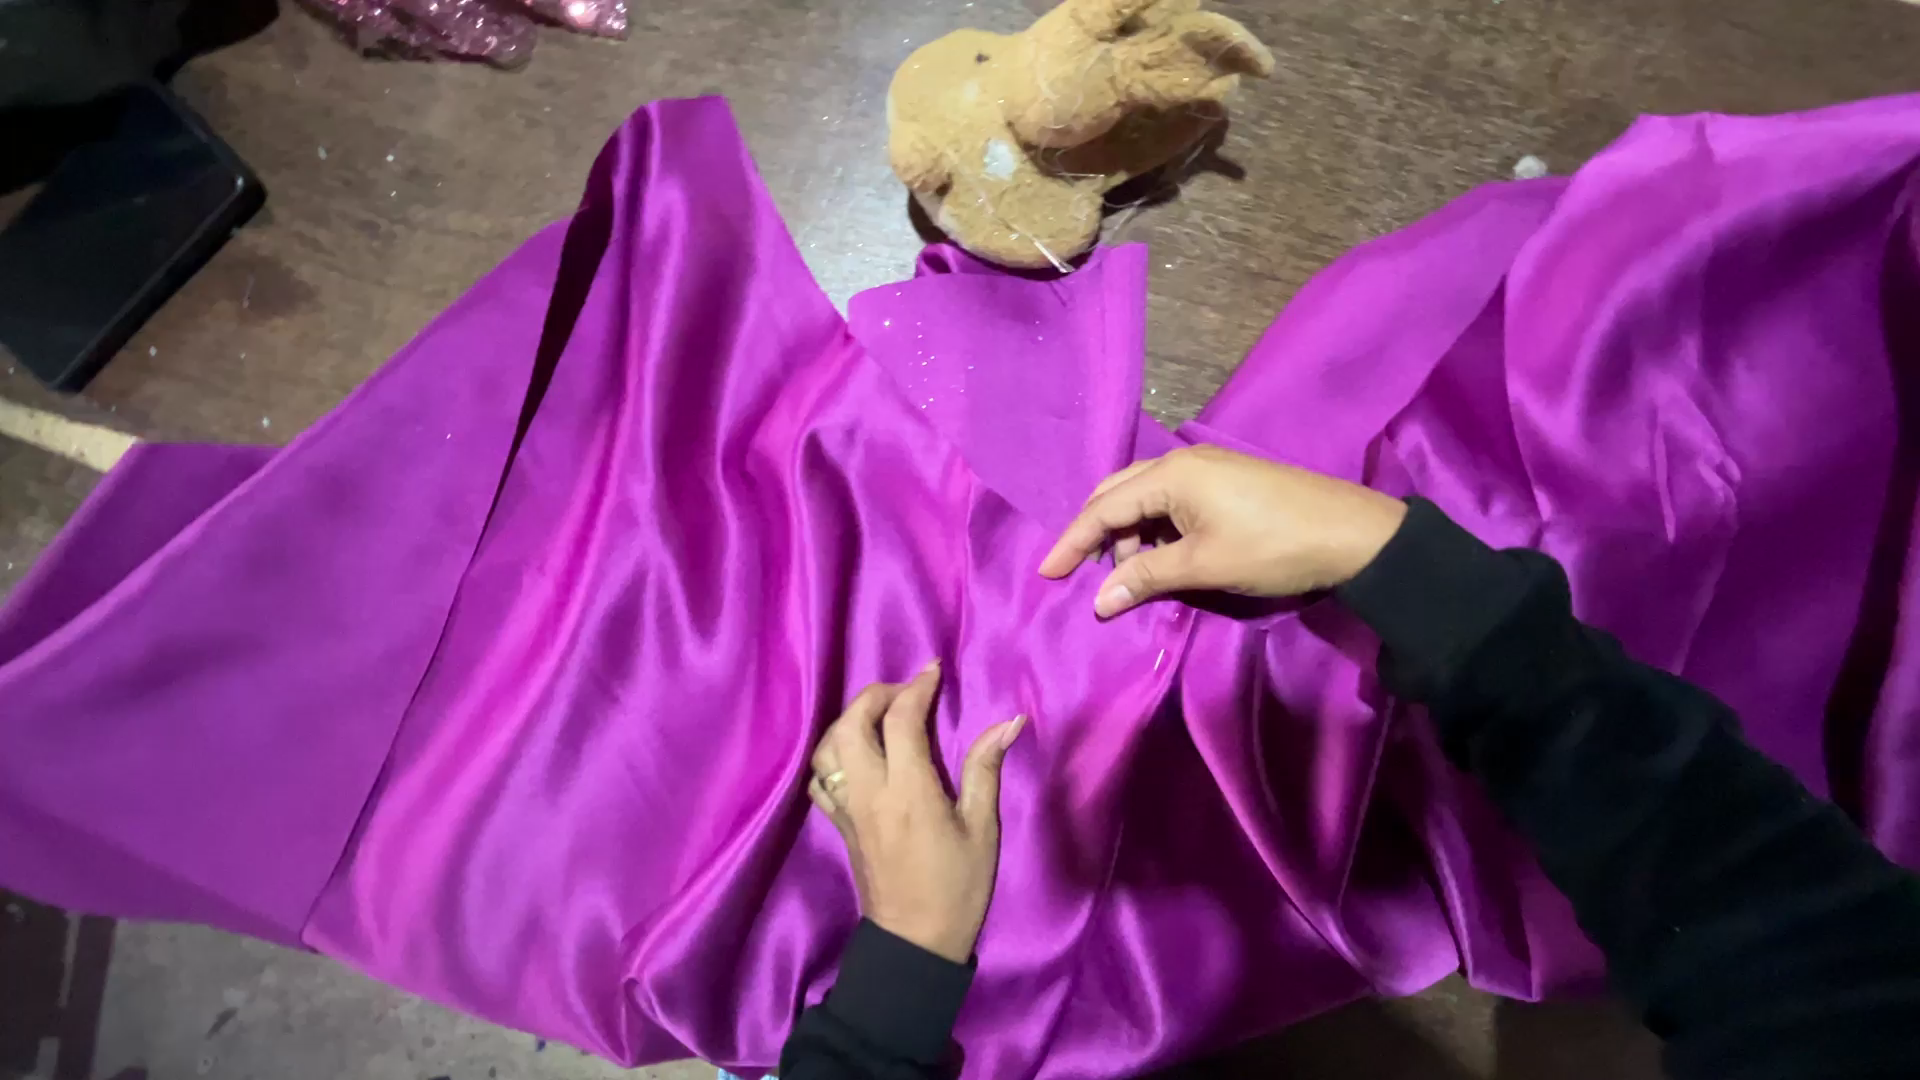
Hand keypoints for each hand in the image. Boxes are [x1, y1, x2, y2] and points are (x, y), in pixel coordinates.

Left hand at [808, 662, 1025, 963]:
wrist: (915, 944)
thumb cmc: (958, 886)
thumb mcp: (982, 828)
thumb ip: (986, 768)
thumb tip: (1010, 720)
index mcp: (909, 790)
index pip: (902, 719)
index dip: (917, 686)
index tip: (933, 670)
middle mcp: (870, 791)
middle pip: (852, 722)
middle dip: (876, 694)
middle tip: (906, 692)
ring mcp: (847, 808)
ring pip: (828, 746)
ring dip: (850, 719)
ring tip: (880, 717)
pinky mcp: (838, 824)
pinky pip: (820, 779)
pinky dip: (832, 754)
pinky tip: (856, 755)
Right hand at [1038, 445, 1407, 616]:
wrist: (1355, 534)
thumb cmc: (1272, 546)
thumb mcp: (1203, 565)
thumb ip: (1146, 578)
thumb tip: (1100, 601)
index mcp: (1171, 475)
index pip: (1104, 508)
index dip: (1072, 542)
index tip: (1047, 574)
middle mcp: (1180, 462)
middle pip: (1117, 493)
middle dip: (1095, 532)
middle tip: (1082, 571)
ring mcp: (1205, 468)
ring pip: (1144, 497)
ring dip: (1129, 534)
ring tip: (1133, 574)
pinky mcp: (1223, 480)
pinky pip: (1169, 500)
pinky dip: (1154, 528)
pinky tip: (1162, 555)